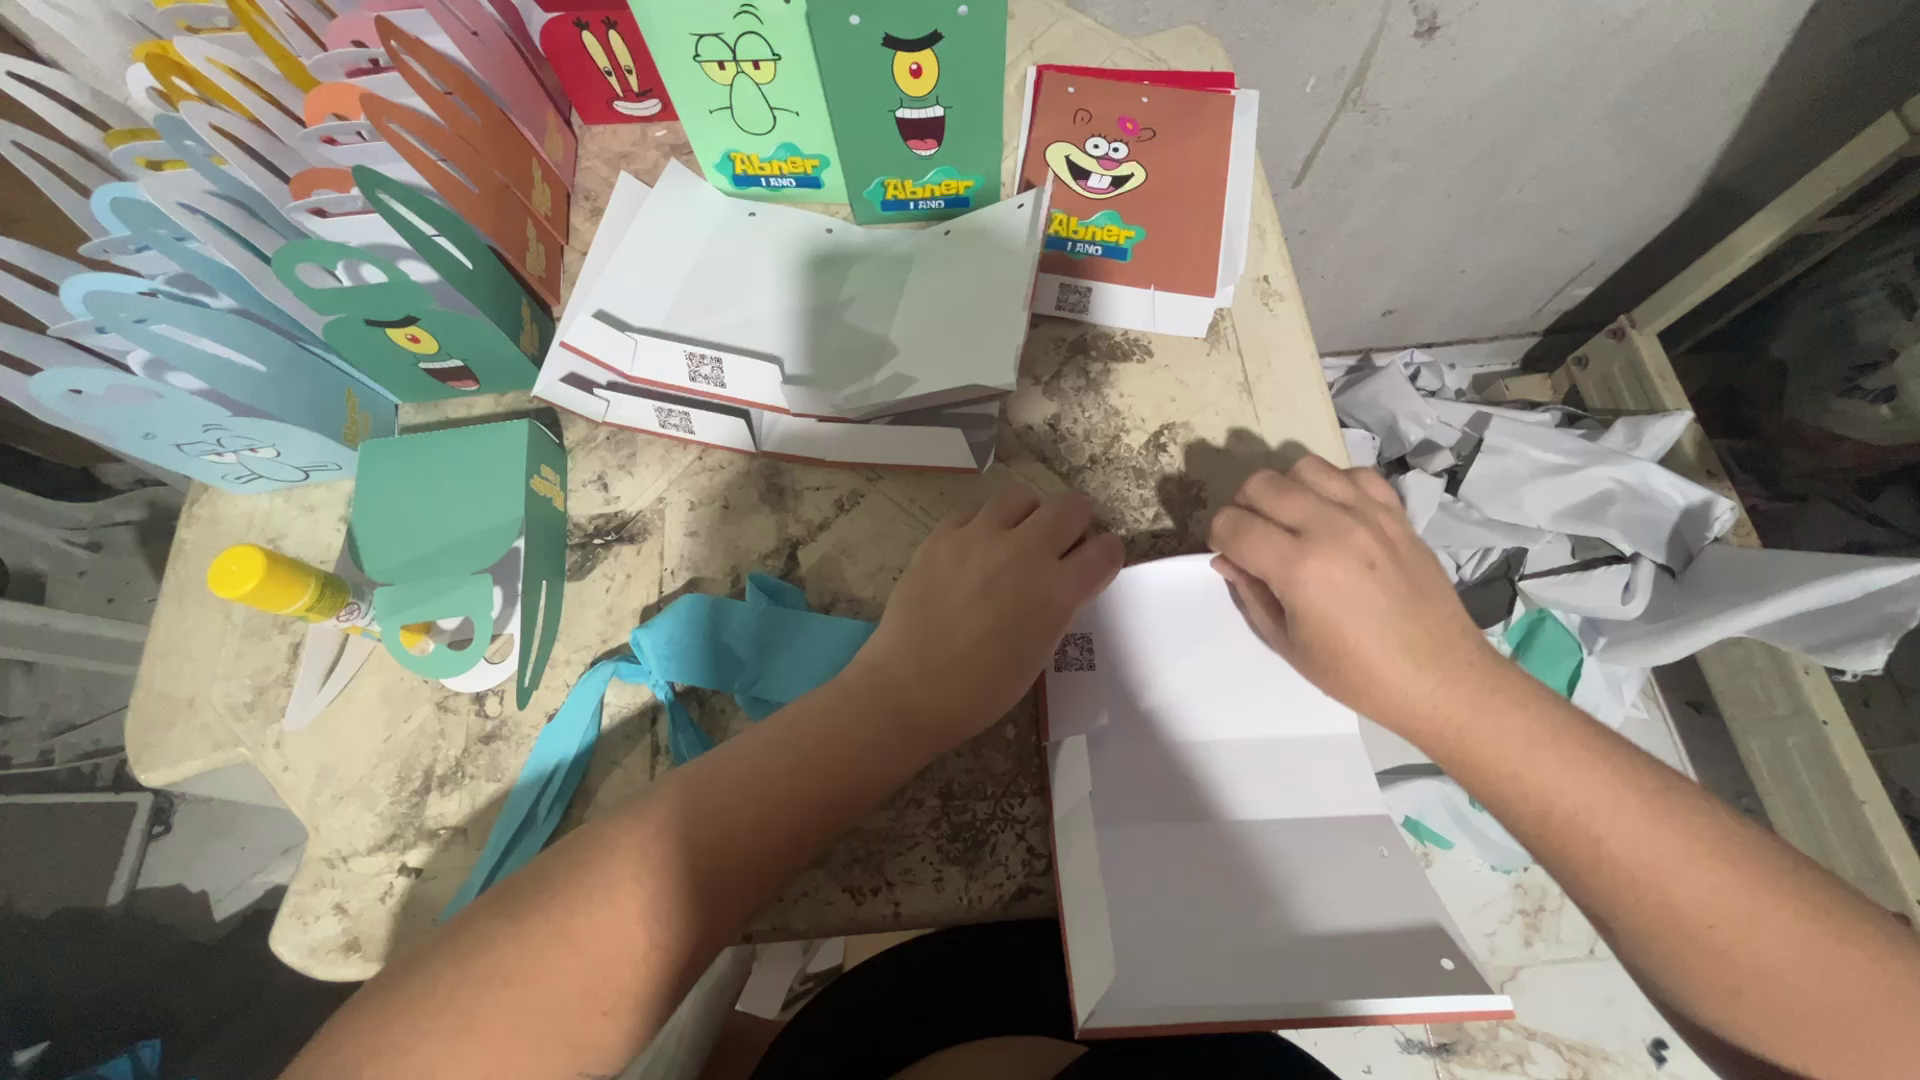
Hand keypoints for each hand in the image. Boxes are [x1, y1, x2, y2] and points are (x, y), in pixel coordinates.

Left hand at [843, 484, 1124, 754]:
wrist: (909, 689)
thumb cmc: (981, 689)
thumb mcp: (1039, 653)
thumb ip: (1058, 607)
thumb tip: (1062, 581)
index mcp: (1057, 591)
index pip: (1105, 550)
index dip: (1104, 555)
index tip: (1093, 563)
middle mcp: (1024, 552)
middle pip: (1070, 506)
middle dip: (1073, 523)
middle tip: (1057, 546)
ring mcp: (979, 537)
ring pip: (1021, 496)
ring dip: (1027, 516)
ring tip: (1012, 542)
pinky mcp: (941, 535)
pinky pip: (973, 512)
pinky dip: (981, 527)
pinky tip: (971, 553)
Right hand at [1207, 456, 1512, 736]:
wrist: (1440, 677)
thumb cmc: (1357, 674)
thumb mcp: (1287, 643)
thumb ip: (1251, 593)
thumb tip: (1227, 560)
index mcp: (1299, 568)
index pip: (1232, 524)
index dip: (1217, 539)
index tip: (1227, 556)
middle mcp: (1331, 528)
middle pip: (1260, 485)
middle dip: (1242, 508)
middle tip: (1251, 537)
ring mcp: (1368, 515)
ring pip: (1303, 467)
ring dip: (1284, 490)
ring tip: (1290, 521)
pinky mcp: (1396, 514)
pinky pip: (1353, 474)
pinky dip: (1332, 486)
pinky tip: (1331, 515)